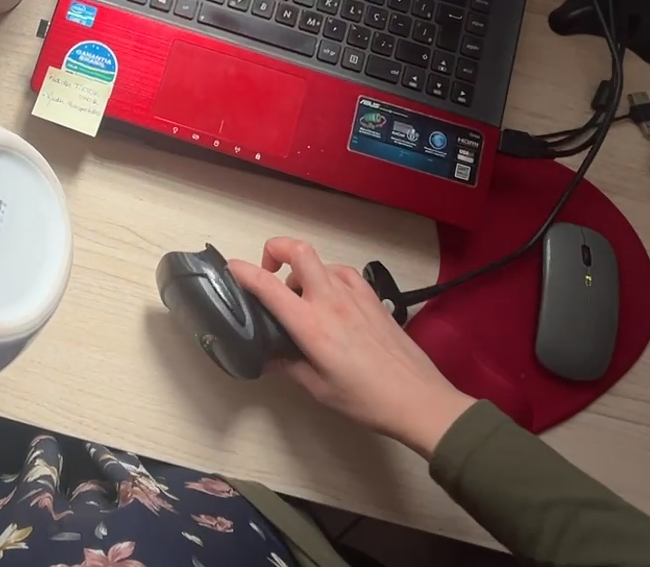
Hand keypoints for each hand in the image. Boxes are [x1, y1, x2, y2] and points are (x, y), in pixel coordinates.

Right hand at [231, 237, 473, 457]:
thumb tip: (267, 357)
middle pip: (297, 249)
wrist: (419, 400)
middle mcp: (330, 300)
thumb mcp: (318, 389)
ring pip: (320, 262)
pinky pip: (342, 273)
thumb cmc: (366, 400)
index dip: (243, 272)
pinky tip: (332, 300)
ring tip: (302, 299)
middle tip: (268, 273)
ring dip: (303, 272)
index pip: (268, 286)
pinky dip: (328, 278)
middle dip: (274, 249)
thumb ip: (288, 366)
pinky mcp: (373, 297)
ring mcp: (354, 294)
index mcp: (311, 325)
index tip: (230, 270)